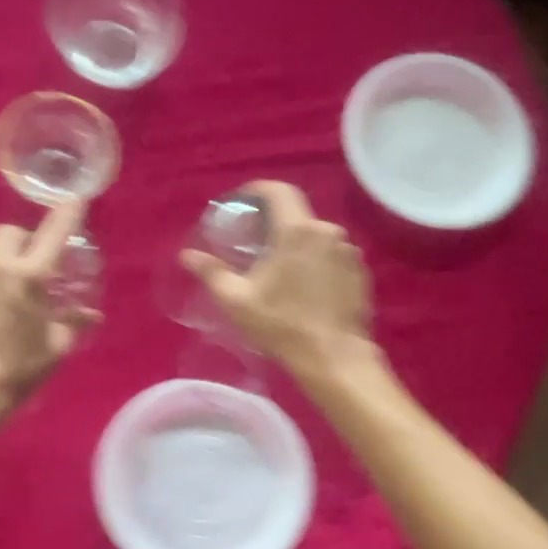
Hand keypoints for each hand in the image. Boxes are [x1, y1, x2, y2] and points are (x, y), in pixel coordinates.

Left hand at [0, 200, 96, 425]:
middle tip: (26, 267)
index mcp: (30, 277)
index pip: (53, 234)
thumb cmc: (18, 371)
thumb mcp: (55, 348)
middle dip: (20, 243)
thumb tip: (92, 314)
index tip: (73, 199)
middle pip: (9, 232)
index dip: (66, 214)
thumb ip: (73, 322)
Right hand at [179, 181, 374, 378]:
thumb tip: (187, 255)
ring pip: (316, 238)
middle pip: (296, 216)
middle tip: (255, 245)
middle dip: (274, 225)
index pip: (278, 191)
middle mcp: (327, 231)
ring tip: (281, 271)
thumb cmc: (282, 326)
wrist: (334, 358)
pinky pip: (333, 257)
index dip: (256, 191)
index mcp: (297, 230)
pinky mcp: (360, 272)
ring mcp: (349, 252)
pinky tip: (306, 288)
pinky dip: (317, 263)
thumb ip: (212, 272)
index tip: (241, 205)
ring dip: (297, 246)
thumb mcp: (237, 301)